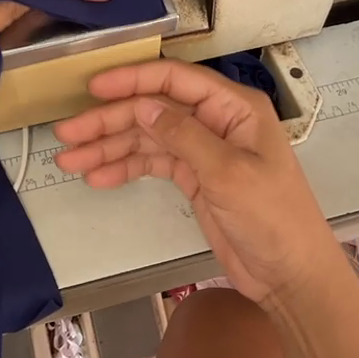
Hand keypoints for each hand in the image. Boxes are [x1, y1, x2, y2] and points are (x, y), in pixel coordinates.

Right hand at [53, 61, 340, 305]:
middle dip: (109, 120)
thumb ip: (182, 135)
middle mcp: (215, 119)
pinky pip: (152, 162)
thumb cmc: (272, 217)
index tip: (94, 87)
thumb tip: (142, 104)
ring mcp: (203, 148)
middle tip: (67, 134)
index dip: (132, 79)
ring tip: (69, 159)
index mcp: (233, 106)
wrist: (291, 277)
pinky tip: (97, 177)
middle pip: (153, 110)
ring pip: (147, 136)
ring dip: (109, 146)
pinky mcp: (194, 177)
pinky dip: (125, 168)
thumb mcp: (227, 173)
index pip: (175, 80)